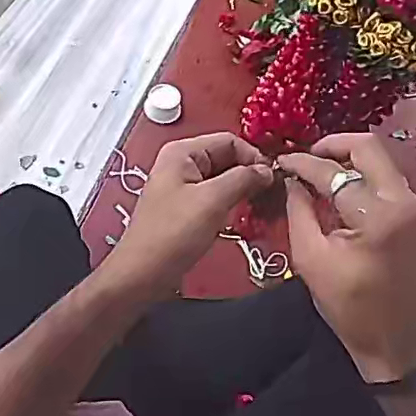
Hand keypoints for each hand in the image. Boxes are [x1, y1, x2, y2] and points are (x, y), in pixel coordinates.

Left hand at [106, 133, 273, 299]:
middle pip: (228, 158)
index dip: (253, 157)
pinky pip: (217, 197)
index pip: (230, 140)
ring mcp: (183, 186)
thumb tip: (267, 170)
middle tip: (271, 195)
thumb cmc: (171, 235)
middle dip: (250, 174)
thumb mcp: (212, 201)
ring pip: (224, 179)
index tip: (273, 178)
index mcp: (182, 152)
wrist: (142, 275)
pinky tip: (245, 218)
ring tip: (261, 207)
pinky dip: (233, 204)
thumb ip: (242, 179)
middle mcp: (182, 164)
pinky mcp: (187, 208)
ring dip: (244, 191)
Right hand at [280, 134, 415, 382]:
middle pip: (370, 149)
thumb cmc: (349, 308)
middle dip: (334, 146)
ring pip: (383, 165)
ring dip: (351, 165)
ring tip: (322, 177)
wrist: (398, 346)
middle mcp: (408, 204)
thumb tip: (294, 179)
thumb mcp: (311, 258)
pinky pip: (392, 186)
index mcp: (380, 217)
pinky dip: (367, 183)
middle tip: (308, 157)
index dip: (304, 164)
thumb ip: (299, 210)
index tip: (282, 162)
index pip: (335, 173)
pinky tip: (346, 197)